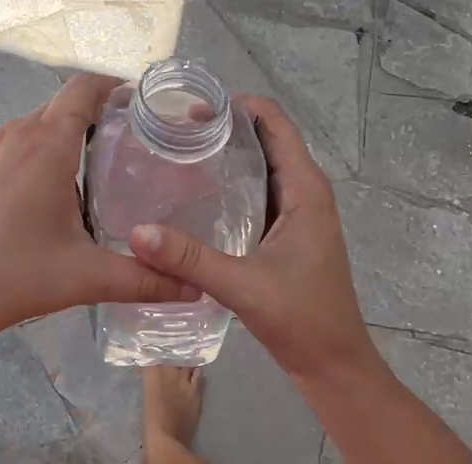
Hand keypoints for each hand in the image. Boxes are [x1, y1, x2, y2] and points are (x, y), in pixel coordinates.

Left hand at [0, 73, 200, 351]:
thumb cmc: (16, 275)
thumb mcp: (87, 276)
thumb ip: (145, 278)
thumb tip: (196, 287)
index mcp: (47, 144)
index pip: (83, 88)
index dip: (113, 85)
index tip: (141, 101)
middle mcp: (17, 134)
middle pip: (62, 104)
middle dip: (97, 113)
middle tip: (132, 142)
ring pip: (37, 124)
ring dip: (66, 133)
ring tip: (98, 167)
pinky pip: (15, 143)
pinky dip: (40, 150)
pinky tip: (51, 191)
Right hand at [128, 94, 378, 385]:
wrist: (335, 368)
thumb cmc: (303, 321)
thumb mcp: (243, 287)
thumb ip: (190, 258)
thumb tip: (137, 232)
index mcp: (306, 189)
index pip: (275, 121)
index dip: (238, 103)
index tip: (192, 103)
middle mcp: (304, 190)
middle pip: (265, 135)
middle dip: (222, 123)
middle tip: (170, 123)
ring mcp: (296, 210)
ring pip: (260, 160)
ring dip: (225, 148)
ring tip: (175, 145)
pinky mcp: (285, 228)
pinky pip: (256, 185)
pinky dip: (229, 175)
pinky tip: (193, 186)